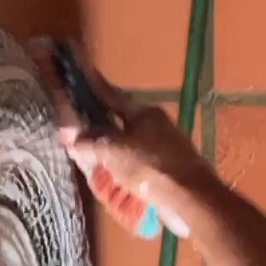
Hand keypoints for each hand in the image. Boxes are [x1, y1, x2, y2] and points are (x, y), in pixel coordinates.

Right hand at [28, 41, 221, 237]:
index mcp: (142, 112)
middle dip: (97, 119)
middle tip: (76, 120)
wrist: (191, 200)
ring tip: (88, 150)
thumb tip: (74, 138)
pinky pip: (134, 158)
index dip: (90, 81)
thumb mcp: (112, 151)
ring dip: (107, 144)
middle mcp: (154, 123)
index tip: (77, 65)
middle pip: (118, 117)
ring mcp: (163, 145)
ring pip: (126, 139)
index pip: (109, 93)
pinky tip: (109, 171)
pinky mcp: (166, 167)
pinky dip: (119, 162)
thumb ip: (90, 142)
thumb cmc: (151, 168)